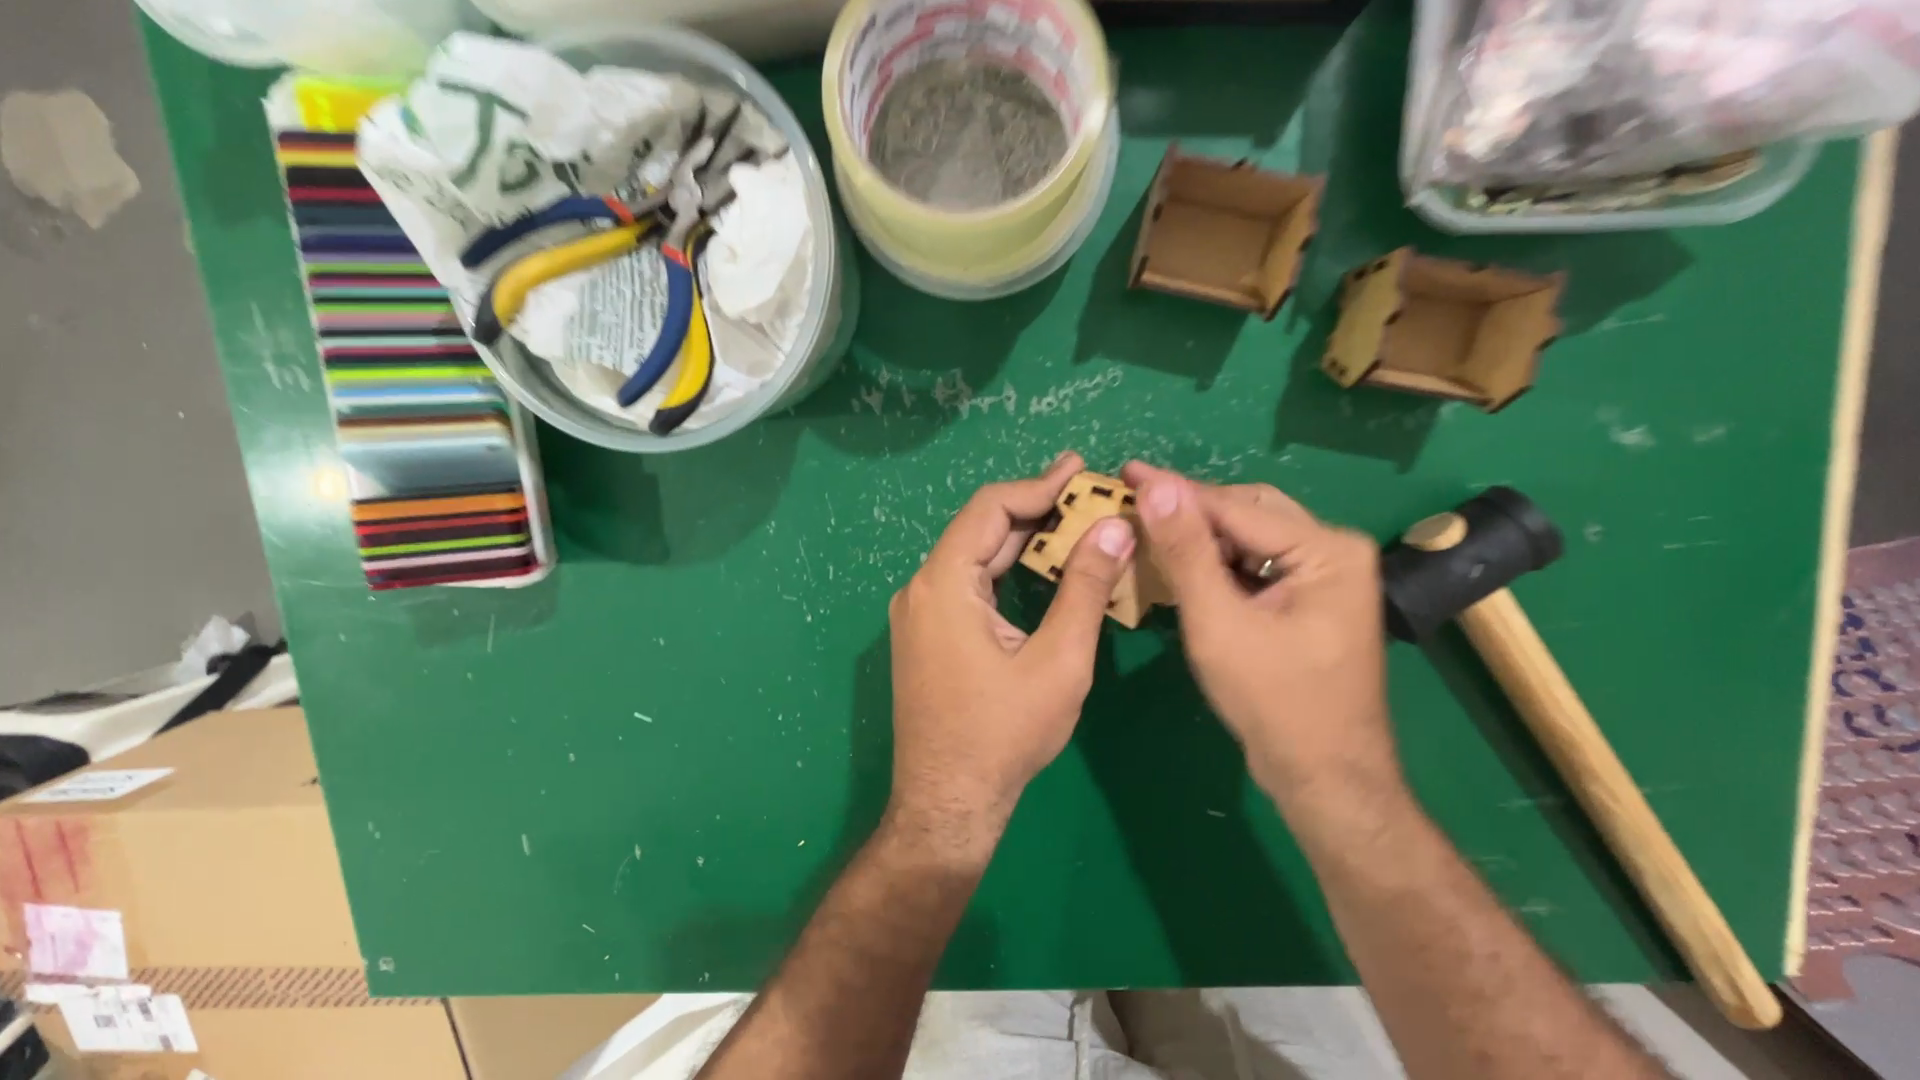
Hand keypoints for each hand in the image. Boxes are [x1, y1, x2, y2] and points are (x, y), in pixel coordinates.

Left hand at [887, 452, 1134, 854]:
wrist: (948, 802)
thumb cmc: (1004, 735)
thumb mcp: (1058, 661)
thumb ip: (1085, 589)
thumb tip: (1114, 528)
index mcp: (943, 585)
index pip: (989, 509)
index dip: (1037, 485)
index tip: (1078, 469)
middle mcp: (921, 589)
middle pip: (980, 531)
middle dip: (1036, 511)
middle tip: (1089, 496)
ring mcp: (918, 615)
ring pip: (974, 559)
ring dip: (1022, 541)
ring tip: (1076, 524)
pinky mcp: (926, 637)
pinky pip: (967, 587)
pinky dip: (1005, 572)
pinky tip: (1042, 569)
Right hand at [1122, 462, 1402, 821]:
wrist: (1326, 777)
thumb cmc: (1273, 702)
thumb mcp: (1219, 624)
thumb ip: (1186, 552)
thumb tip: (1155, 486)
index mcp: (1327, 549)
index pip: (1236, 507)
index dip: (1176, 491)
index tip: (1126, 471)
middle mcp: (1336, 551)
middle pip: (1249, 513)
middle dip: (1191, 511)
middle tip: (1135, 501)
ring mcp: (1328, 578)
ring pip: (1252, 538)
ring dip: (1204, 538)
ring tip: (1152, 532)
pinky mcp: (1313, 602)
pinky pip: (1259, 566)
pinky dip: (1221, 566)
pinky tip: (1185, 568)